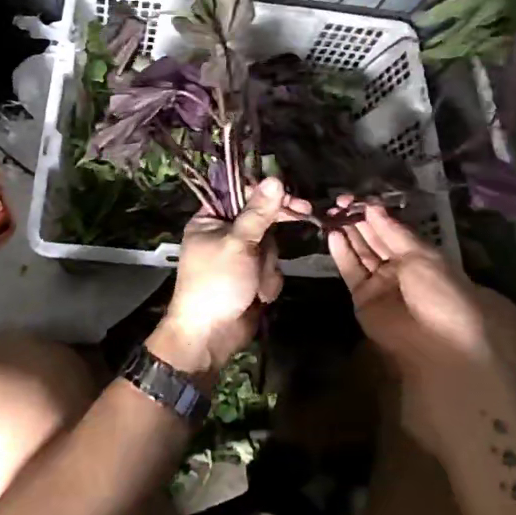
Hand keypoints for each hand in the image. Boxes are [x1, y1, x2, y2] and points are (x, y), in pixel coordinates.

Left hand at [146, 178, 309, 375]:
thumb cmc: (216, 283)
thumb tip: (275, 178)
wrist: (210, 336)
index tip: (291, 195)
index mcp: (210, 219)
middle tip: (305, 214)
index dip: (266, 193)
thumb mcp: (238, 244)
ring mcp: (239, 256)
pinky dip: (267, 282)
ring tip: (255, 283)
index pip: (241, 194)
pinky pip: (270, 267)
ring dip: (268, 265)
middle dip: (274, 230)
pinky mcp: (250, 276)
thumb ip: (258, 213)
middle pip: (261, 218)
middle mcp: (224, 233)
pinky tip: (258, 296)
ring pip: (270, 245)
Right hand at [328, 199, 515, 445]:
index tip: (357, 197)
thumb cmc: (444, 292)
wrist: (441, 344)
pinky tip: (332, 234)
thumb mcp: (422, 256)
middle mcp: (401, 270)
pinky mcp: (364, 301)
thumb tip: (372, 209)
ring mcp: (382, 286)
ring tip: (330, 211)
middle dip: (358, 220)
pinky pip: (351, 272)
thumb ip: (393, 232)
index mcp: (422, 258)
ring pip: (361, 253)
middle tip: (338, 200)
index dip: (376, 213)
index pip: (394, 230)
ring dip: (348, 233)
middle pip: (375, 240)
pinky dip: (342, 253)